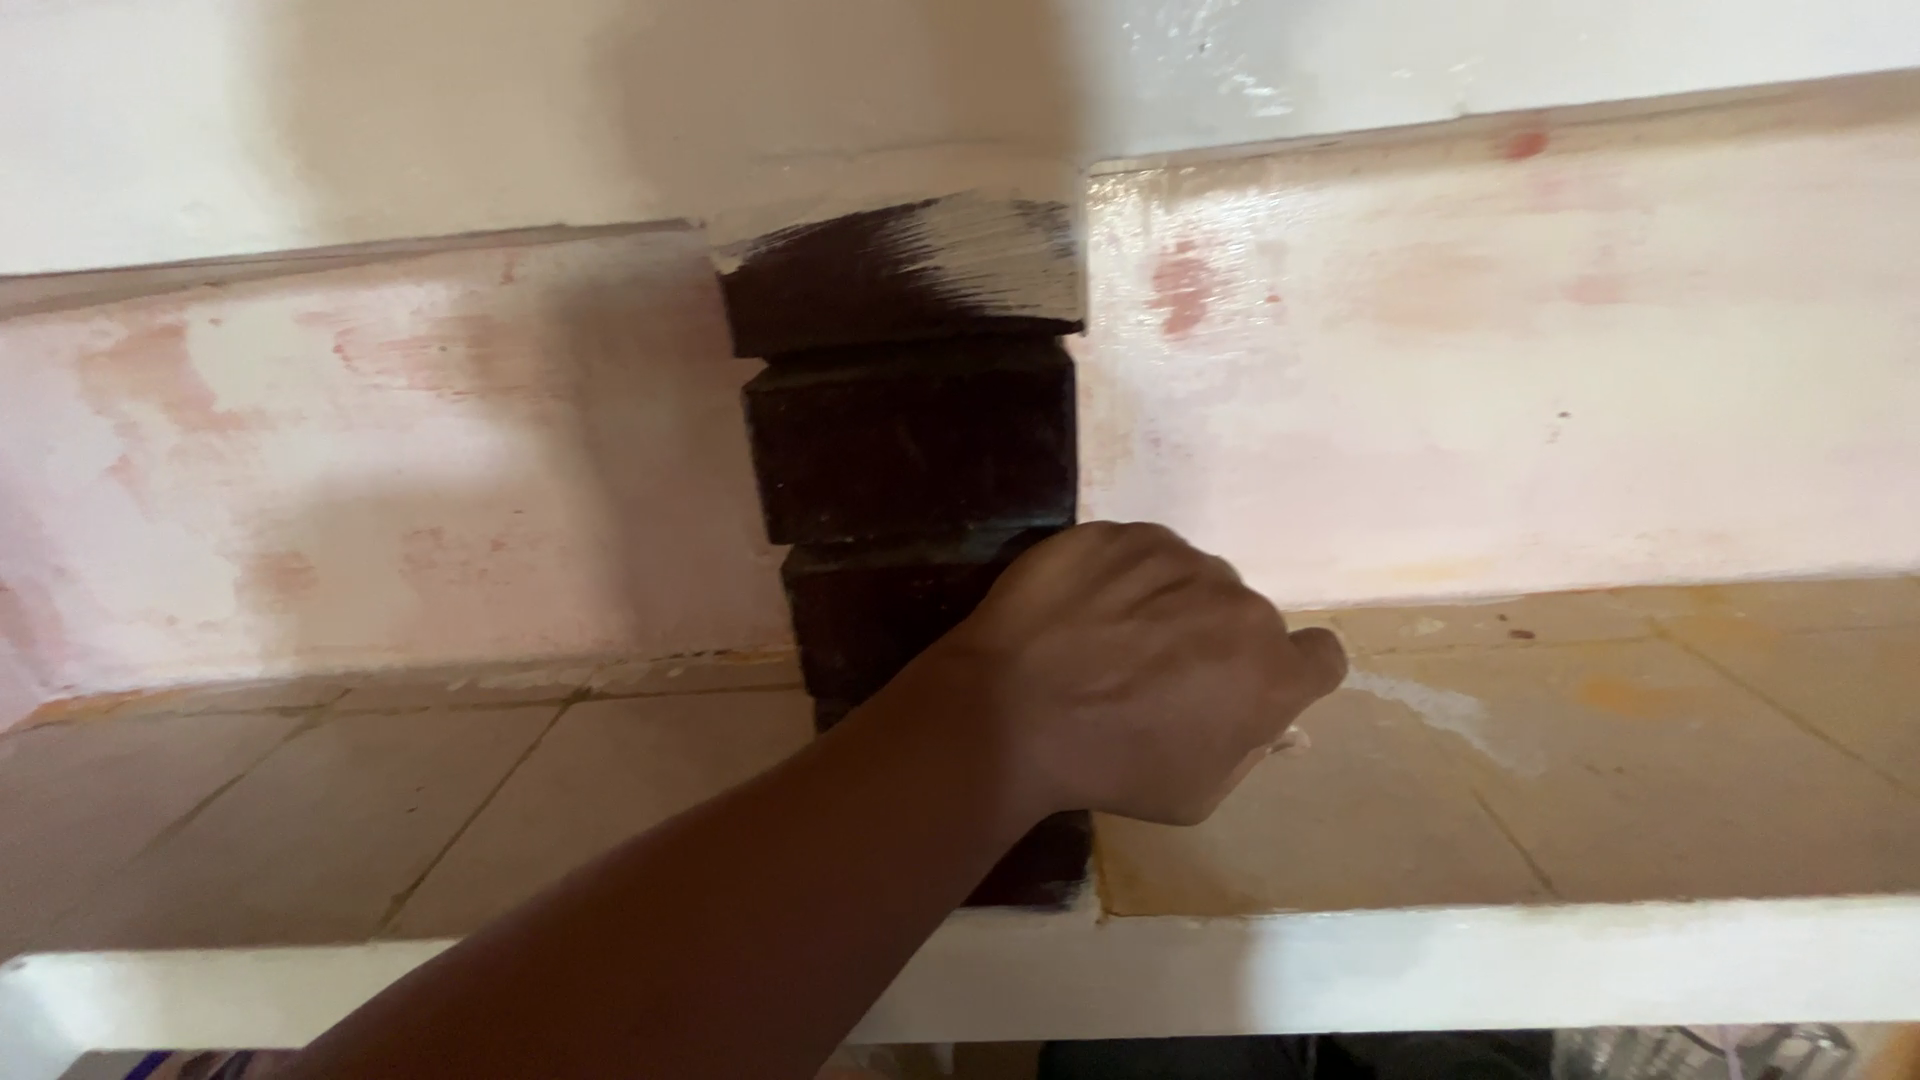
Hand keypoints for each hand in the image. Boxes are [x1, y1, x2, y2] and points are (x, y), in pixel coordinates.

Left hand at [882, 522, 1347, 825]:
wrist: (1009, 710)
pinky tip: (1081, 607)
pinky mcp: (1117, 534)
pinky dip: (1121, 575)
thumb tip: (1265, 720)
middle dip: (1214, 637)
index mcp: (1269, 671)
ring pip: (1189, 577)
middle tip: (1156, 665)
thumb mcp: (1196, 793)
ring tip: (1110, 634)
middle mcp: (1235, 601)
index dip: (1289, 670)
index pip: (1320, 655)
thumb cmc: (1107, 766)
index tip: (1246, 680)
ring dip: (1167, 600)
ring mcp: (1173, 557)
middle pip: (1243, 614)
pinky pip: (1138, 551)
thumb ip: (1246, 748)